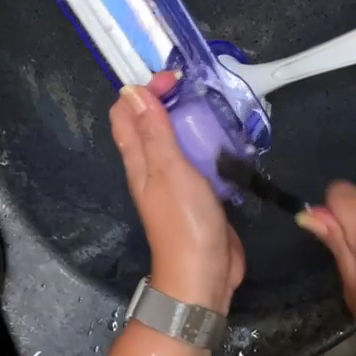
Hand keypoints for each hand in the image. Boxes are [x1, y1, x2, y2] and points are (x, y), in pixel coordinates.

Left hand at [110, 72, 244, 313]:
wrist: (204, 276)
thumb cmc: (185, 223)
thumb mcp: (169, 170)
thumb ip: (155, 132)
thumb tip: (132, 91)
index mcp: (139, 162)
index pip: (127, 115)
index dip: (143, 91)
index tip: (175, 79)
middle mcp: (153, 169)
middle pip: (151, 125)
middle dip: (169, 100)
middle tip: (199, 87)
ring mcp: (177, 183)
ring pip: (177, 142)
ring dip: (191, 121)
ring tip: (216, 105)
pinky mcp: (201, 196)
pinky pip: (201, 162)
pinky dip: (210, 145)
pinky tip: (228, 139)